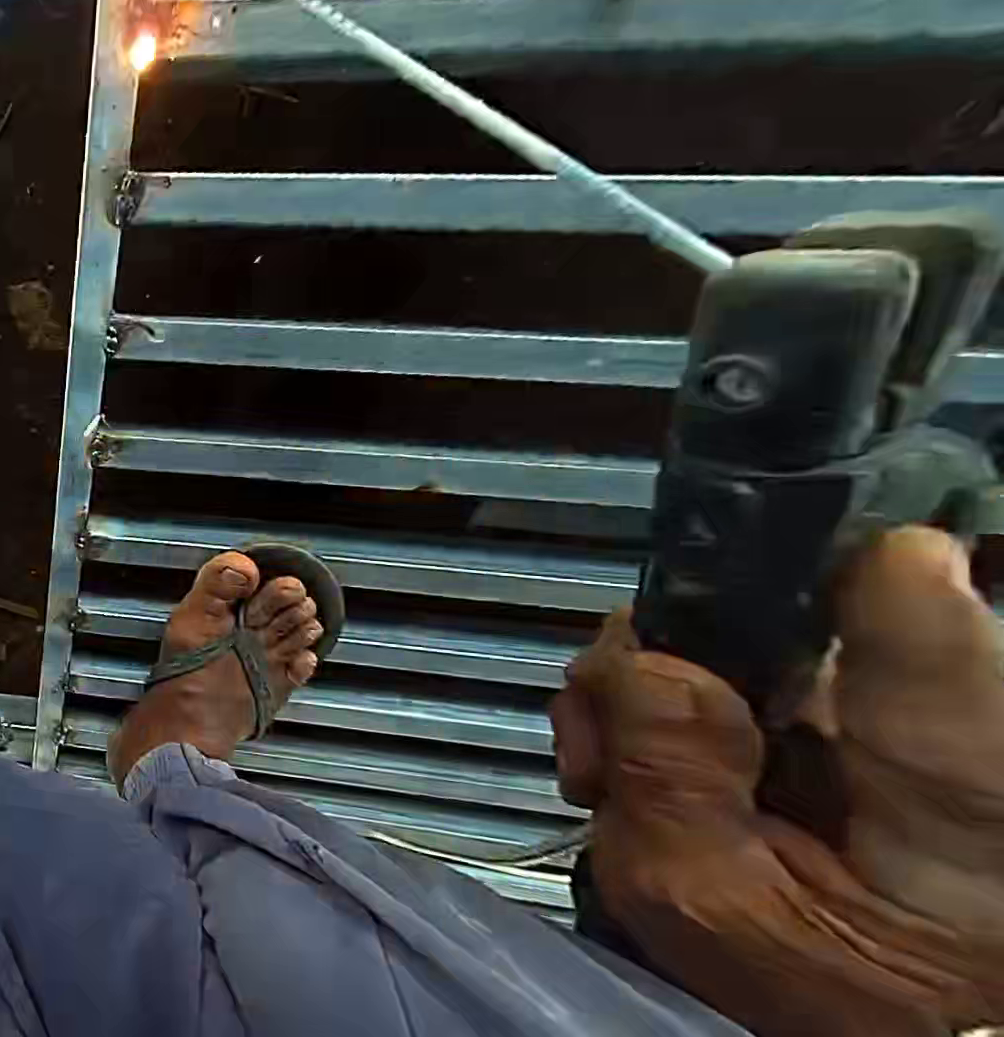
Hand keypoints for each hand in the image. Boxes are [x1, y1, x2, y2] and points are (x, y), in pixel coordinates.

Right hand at [552, 527, 1003, 1035]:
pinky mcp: (820, 717)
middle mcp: (927, 752)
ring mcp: (868, 727)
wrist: (827, 1003)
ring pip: (716, 648)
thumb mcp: (692, 895)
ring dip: (626, 692)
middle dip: (648, 670)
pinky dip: (633, 703)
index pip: (947, 721)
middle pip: (775, 651)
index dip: (911, 632)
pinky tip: (612, 760)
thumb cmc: (782, 981)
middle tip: (592, 748)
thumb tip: (648, 662)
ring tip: (597, 772)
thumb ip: (670, 781)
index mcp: (952, 836)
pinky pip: (700, 667)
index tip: (899, 553)